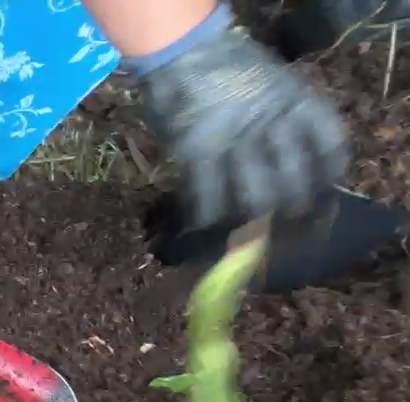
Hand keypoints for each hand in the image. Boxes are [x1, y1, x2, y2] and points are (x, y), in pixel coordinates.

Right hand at [138, 13, 349, 229]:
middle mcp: (270, 121)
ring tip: (246, 234)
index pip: (327, 139)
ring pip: (249, 184)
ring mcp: (230, 137)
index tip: (327, 189)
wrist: (185, 53)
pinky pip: (203, 187)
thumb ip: (274, 111)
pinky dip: (203, 209)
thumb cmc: (224, 64)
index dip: (330, 167)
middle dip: (290, 200)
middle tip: (287, 223)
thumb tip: (275, 148)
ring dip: (248, 213)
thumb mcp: (269, 80)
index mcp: (296, 99)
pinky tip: (203, 225)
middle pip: (290, 170)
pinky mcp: (194, 150)